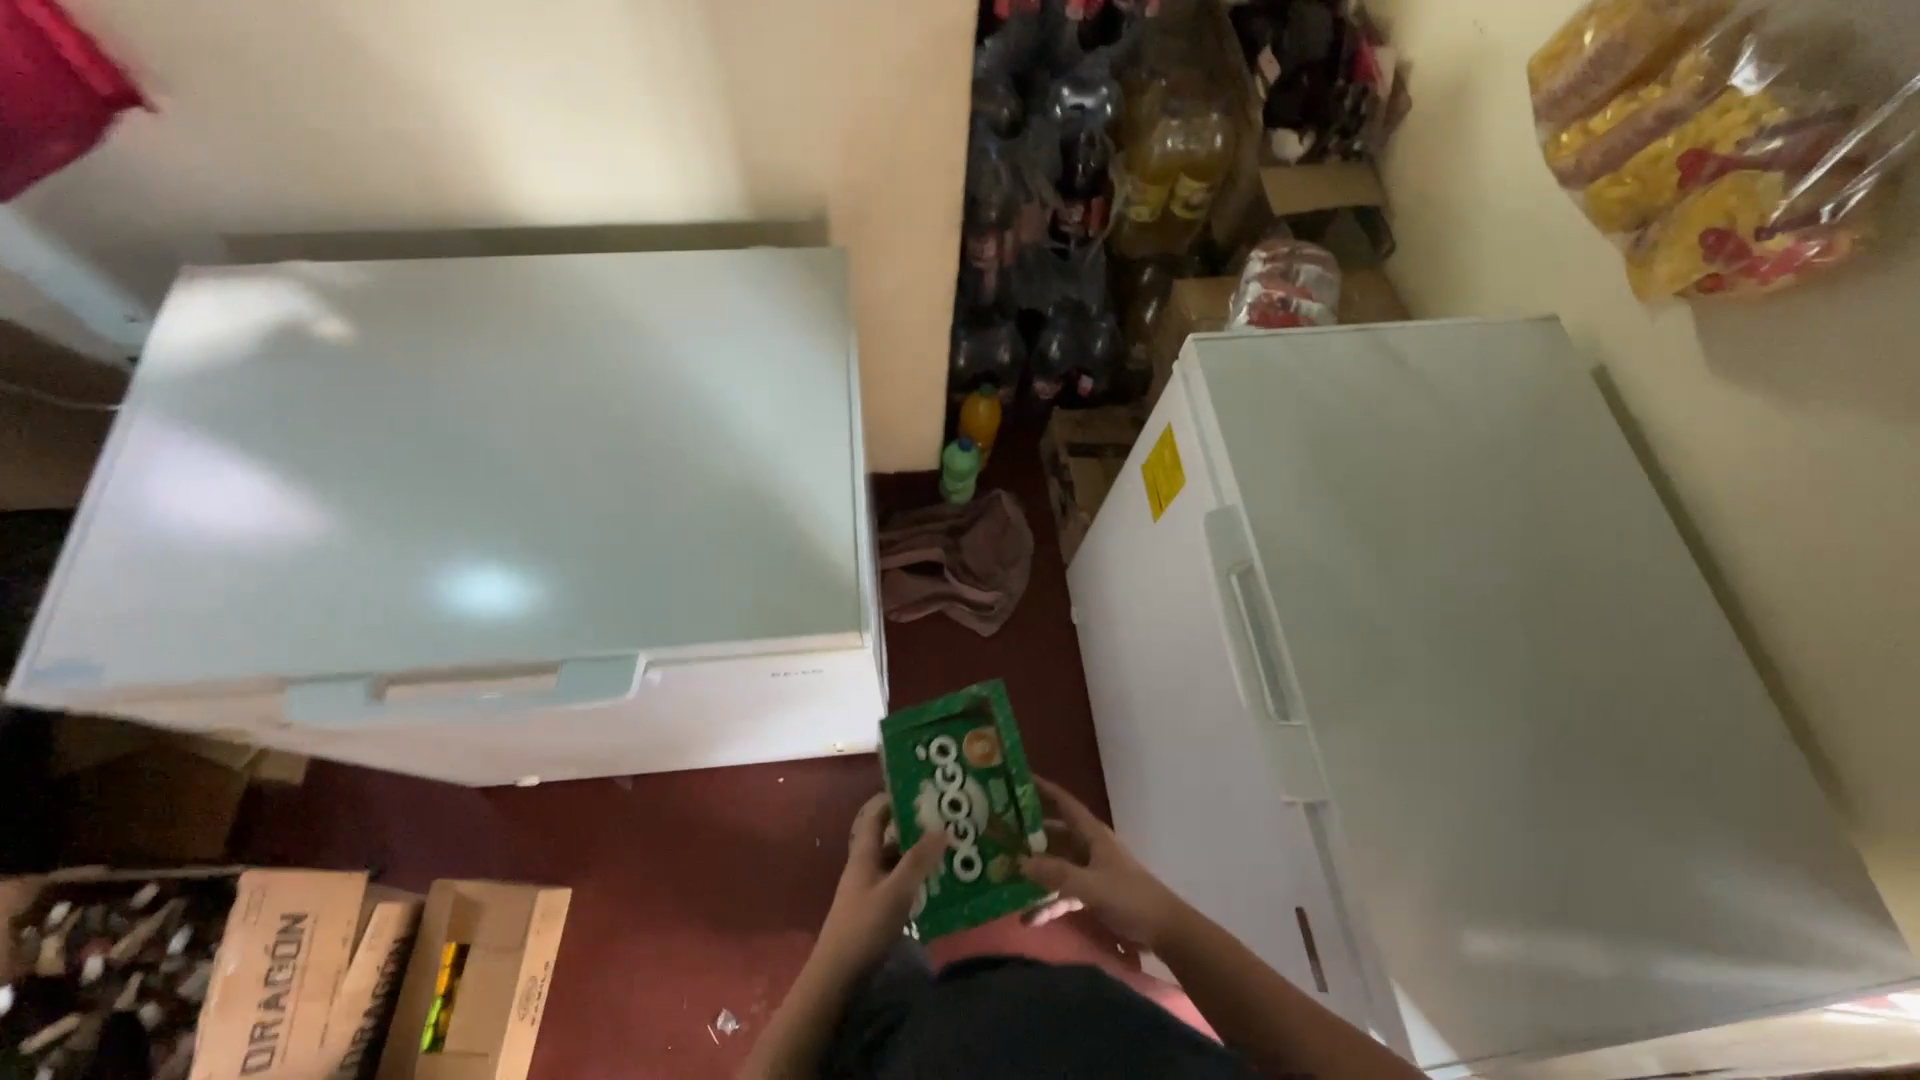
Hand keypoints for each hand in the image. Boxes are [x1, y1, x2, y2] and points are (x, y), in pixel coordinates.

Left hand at [814, 792, 946, 975]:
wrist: (838, 975)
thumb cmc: (864, 926)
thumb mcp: (896, 891)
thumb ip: (918, 860)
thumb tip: (942, 827)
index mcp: (864, 855)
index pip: (876, 815)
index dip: (893, 799)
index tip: (921, 790)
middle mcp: (865, 867)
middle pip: (890, 838)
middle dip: (915, 828)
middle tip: (947, 821)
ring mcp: (869, 890)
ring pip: (896, 863)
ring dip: (918, 856)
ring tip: (950, 850)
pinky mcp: (875, 911)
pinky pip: (898, 885)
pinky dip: (916, 881)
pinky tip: (937, 886)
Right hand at [1020, 776, 1187, 950]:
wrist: (1164, 930)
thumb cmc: (1130, 898)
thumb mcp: (1091, 886)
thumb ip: (1056, 874)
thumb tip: (1019, 862)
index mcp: (1092, 835)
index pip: (1064, 804)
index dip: (1043, 790)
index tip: (1018, 780)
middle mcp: (1089, 847)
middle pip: (1055, 833)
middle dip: (1029, 833)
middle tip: (998, 830)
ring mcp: (1090, 871)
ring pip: (1056, 864)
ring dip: (1035, 871)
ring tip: (1003, 872)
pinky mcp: (1092, 894)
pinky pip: (1063, 893)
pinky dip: (1048, 904)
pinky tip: (1027, 918)